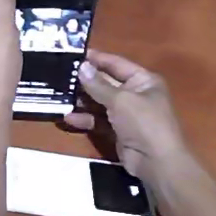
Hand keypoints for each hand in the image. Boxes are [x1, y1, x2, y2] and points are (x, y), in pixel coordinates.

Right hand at [65, 50, 189, 178]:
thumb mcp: (120, 100)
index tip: (75, 54)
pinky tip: (68, 118)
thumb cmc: (143, 122)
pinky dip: (85, 119)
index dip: (97, 59)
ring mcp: (126, 114)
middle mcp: (135, 94)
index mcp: (143, 80)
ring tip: (60, 96)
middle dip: (85, 81)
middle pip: (106, 83)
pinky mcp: (117, 131)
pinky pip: (98, 121)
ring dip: (82, 101)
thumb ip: (98, 84)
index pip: (117, 64)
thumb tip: (82, 66)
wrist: (156, 161)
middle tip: (61, 75)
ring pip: (100, 103)